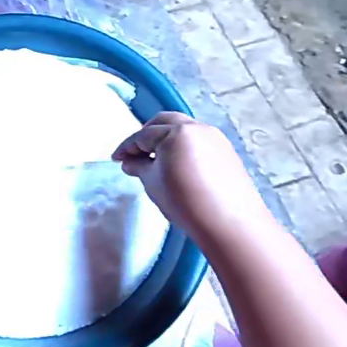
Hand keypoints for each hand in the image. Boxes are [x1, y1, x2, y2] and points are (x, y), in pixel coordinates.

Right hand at [111, 113, 269, 239]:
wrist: (230, 224)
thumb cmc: (183, 200)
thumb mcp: (151, 181)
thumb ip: (138, 166)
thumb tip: (131, 162)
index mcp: (176, 132)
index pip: (142, 135)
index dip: (126, 148)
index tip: (116, 159)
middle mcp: (198, 128)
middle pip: (165, 122)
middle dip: (146, 135)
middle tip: (135, 153)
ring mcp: (215, 139)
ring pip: (183, 130)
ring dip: (165, 140)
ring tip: (154, 161)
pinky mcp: (227, 152)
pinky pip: (197, 141)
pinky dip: (181, 147)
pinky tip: (175, 165)